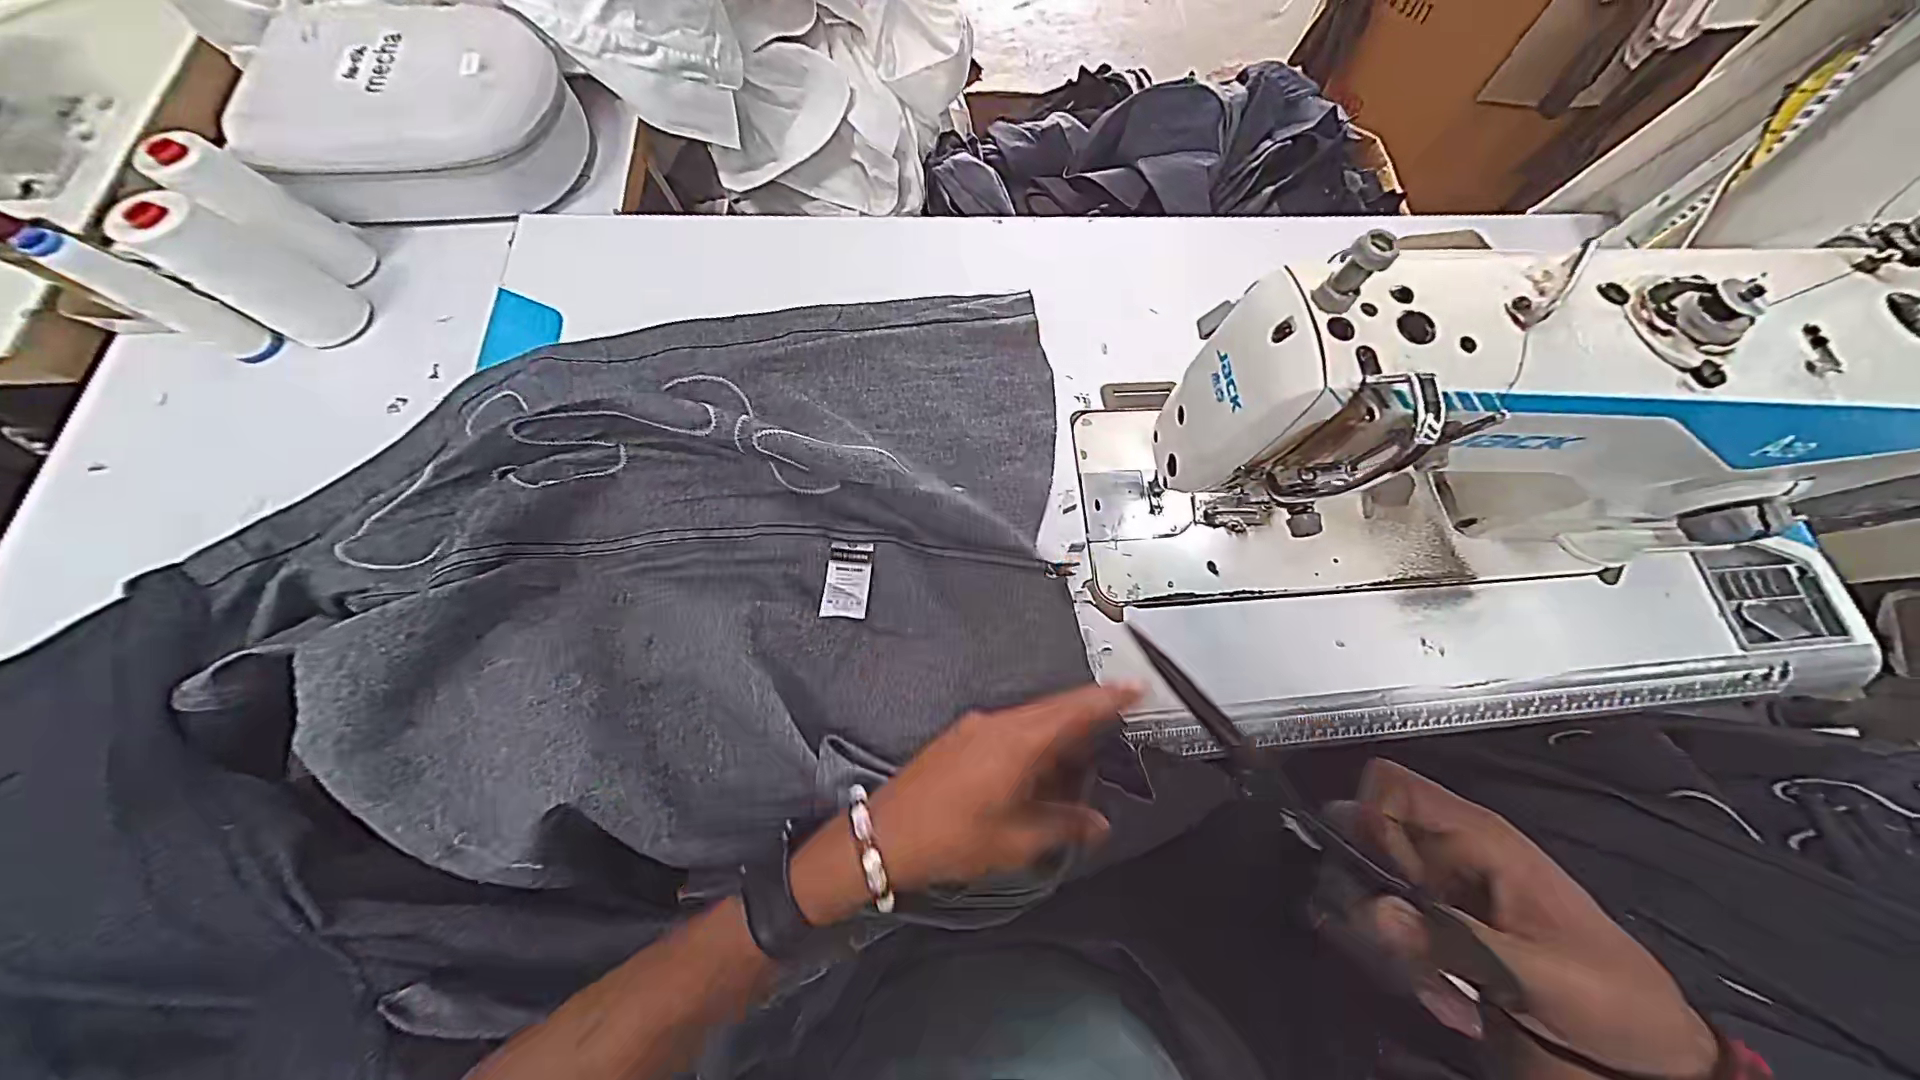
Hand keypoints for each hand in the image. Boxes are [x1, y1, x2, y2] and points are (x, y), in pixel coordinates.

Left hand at [789, 682, 1141, 925]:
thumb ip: (1064, 826)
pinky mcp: (961, 738)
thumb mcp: (1015, 841)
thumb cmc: (941, 836)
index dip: (1107, 698)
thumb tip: (1094, 823)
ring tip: (1061, 782)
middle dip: (1082, 729)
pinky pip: (1008, 731)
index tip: (1131, 687)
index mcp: (1015, 743)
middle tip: (1100, 752)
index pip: (1072, 709)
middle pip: (1053, 713)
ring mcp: (975, 729)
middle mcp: (995, 726)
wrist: (885, 835)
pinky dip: (1028, 748)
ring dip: (1053, 743)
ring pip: (1030, 723)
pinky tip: (1027, 779)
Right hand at [1331, 760, 1718, 1079]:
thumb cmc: (1612, 998)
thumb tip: (1374, 910)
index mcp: (1475, 837)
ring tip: (1441, 989)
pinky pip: (1381, 923)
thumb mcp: (1540, 975)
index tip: (1375, 872)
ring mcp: (1435, 886)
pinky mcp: (1431, 921)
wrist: (1649, 1050)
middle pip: (1362, 838)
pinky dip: (1398, 960)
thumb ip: (1453, 939)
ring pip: (1365, 886)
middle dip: (1368, 895)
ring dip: (1385, 940)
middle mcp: (1444, 850)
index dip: (1366, 816)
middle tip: (1402, 948)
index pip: (1387, 785)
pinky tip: (1444, 995)